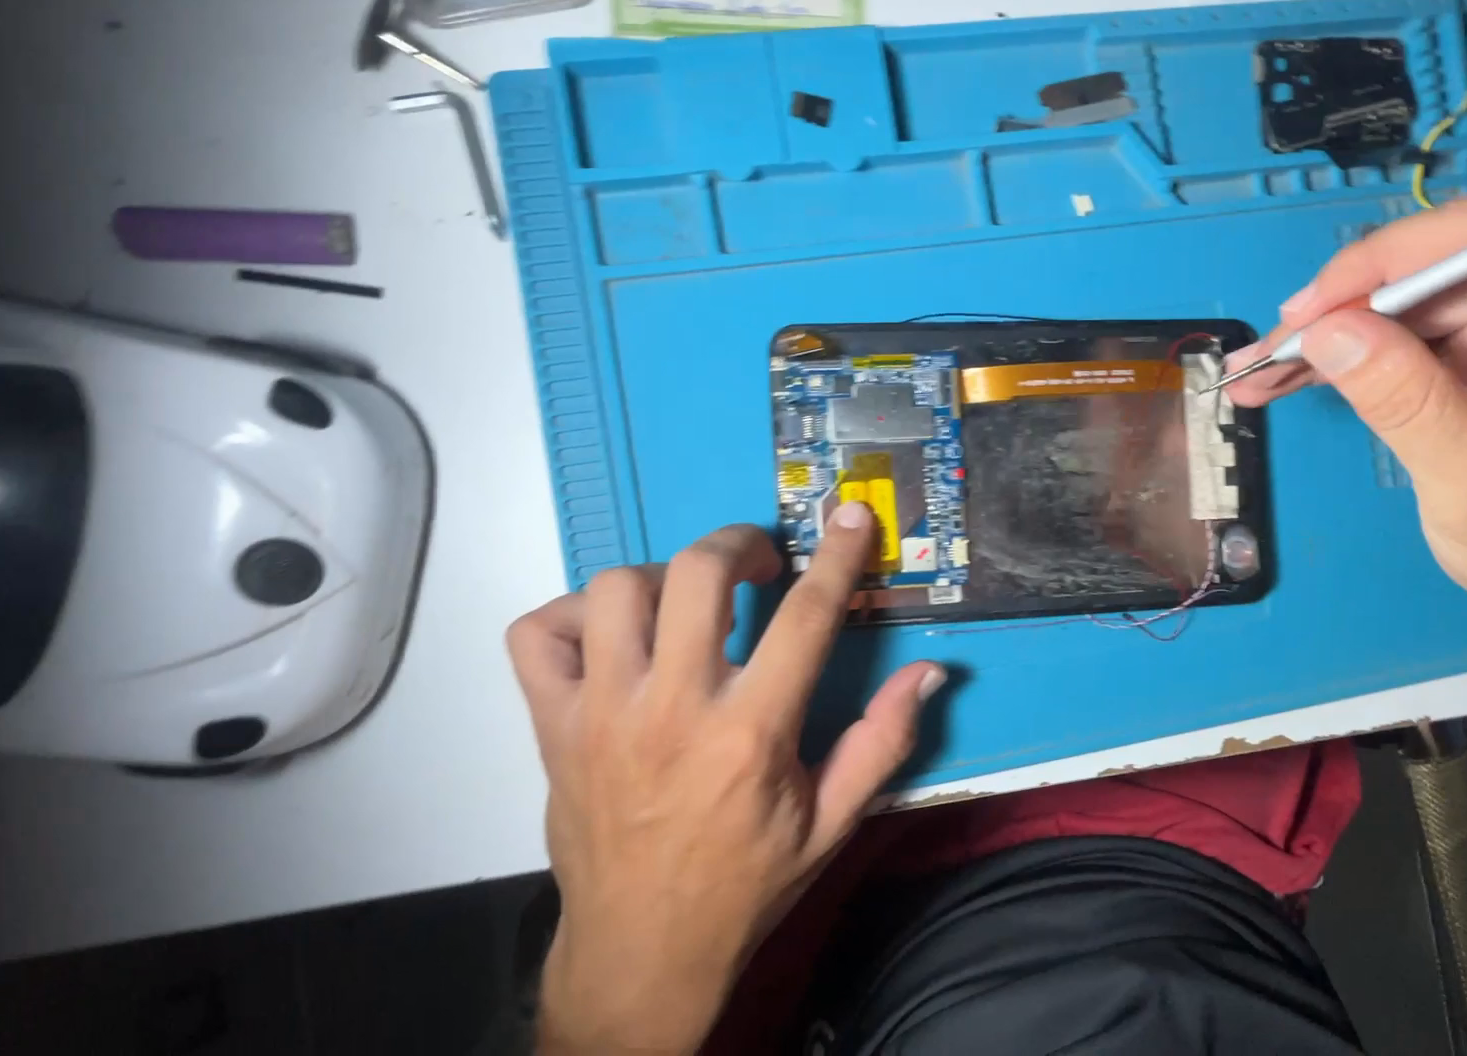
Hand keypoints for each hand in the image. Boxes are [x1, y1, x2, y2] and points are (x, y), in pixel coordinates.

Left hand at [506, 504, 945, 1054]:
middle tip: (759, 563)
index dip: (836, 556)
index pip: (804, 618)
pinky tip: (611, 638)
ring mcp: (599, 713)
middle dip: (738, 544)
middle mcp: (670, 709)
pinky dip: (572, 617)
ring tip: (685, 604)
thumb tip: (929, 673)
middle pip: (695, 574)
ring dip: (660, 577)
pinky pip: (536, 634)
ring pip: (613, 589)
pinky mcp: (550, 726)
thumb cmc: (746, 885)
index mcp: (749, 734)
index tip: (850, 515)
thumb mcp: (832, 823)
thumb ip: (883, 742)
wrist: (641, 952)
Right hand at [1224, 68, 1466, 644]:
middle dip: (1383, 268)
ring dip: (1333, 312)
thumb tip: (1328, 330)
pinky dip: (1330, 344)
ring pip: (1420, 276)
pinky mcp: (1465, 345)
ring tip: (1265, 360)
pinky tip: (1274, 372)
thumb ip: (1409, 407)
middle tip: (1301, 322)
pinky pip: (1391, 320)